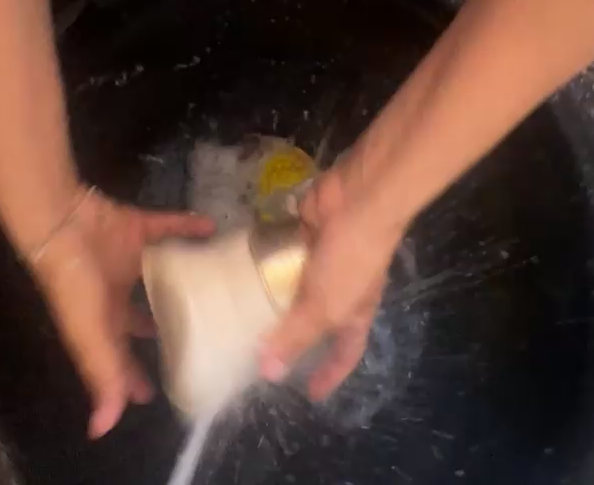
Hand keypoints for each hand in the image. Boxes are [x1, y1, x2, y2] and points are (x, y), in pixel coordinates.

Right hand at [25, 190, 212, 437]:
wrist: (61, 224)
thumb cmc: (74, 284)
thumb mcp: (88, 333)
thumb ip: (103, 372)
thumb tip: (101, 429)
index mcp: (101, 320)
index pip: (120, 355)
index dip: (134, 376)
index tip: (155, 393)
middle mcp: (115, 291)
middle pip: (142, 315)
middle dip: (165, 326)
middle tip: (199, 334)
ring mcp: (127, 258)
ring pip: (161, 271)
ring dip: (183, 276)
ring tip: (213, 284)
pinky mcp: (136, 227)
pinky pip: (168, 226)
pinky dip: (189, 226)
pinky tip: (211, 229)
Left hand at [256, 167, 409, 400]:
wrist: (358, 199)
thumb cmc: (351, 259)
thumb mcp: (325, 306)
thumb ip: (297, 336)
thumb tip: (269, 374)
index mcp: (352, 311)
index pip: (344, 352)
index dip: (330, 374)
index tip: (310, 394)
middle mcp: (337, 286)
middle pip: (311, 316)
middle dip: (287, 329)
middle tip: (254, 343)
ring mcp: (320, 256)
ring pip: (291, 282)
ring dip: (268, 290)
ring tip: (235, 306)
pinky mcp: (304, 229)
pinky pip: (279, 248)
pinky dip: (263, 255)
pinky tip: (237, 265)